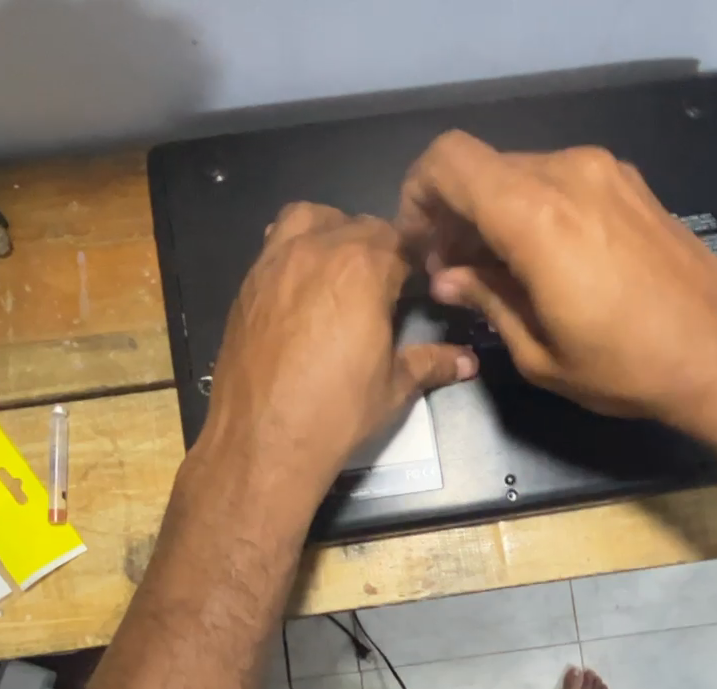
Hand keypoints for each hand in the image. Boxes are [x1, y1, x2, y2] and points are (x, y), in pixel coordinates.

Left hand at [198, 202, 478, 482]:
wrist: (263, 441)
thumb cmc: (338, 412)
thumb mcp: (394, 387)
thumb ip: (432, 363)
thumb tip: (470, 362)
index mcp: (363, 267)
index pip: (402, 242)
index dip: (416, 261)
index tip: (421, 284)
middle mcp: (317, 249)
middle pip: (358, 226)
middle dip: (378, 248)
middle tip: (386, 288)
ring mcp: (275, 261)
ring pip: (310, 219)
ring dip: (333, 234)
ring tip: (341, 273)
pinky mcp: (247, 283)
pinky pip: (275, 245)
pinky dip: (296, 252)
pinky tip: (304, 292)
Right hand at [396, 132, 716, 428]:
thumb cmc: (625, 368)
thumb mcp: (538, 352)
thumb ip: (485, 300)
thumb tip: (447, 276)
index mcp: (536, 215)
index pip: (448, 162)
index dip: (419, 196)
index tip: (422, 246)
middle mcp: (570, 174)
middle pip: (483, 168)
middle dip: (455, 214)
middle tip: (455, 272)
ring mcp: (607, 173)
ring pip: (522, 173)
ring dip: (496, 213)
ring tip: (499, 273)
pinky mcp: (632, 186)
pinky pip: (562, 182)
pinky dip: (535, 210)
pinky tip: (544, 261)